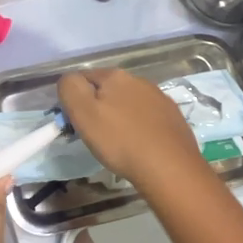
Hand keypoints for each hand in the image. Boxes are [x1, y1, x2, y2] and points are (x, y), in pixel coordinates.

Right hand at [58, 69, 207, 189]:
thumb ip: (70, 88)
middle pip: (107, 89)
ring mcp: (159, 98)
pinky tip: (140, 144)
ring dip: (120, 116)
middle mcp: (139, 80)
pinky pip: (147, 117)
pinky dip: (139, 127)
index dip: (75, 99)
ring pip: (129, 103)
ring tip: (118, 142)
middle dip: (98, 107)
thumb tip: (69, 80)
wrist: (169, 167)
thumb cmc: (119, 140)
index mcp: (115, 76)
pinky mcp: (173, 117)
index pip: (83, 77)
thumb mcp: (82, 113)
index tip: (75, 122)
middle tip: (95, 134)